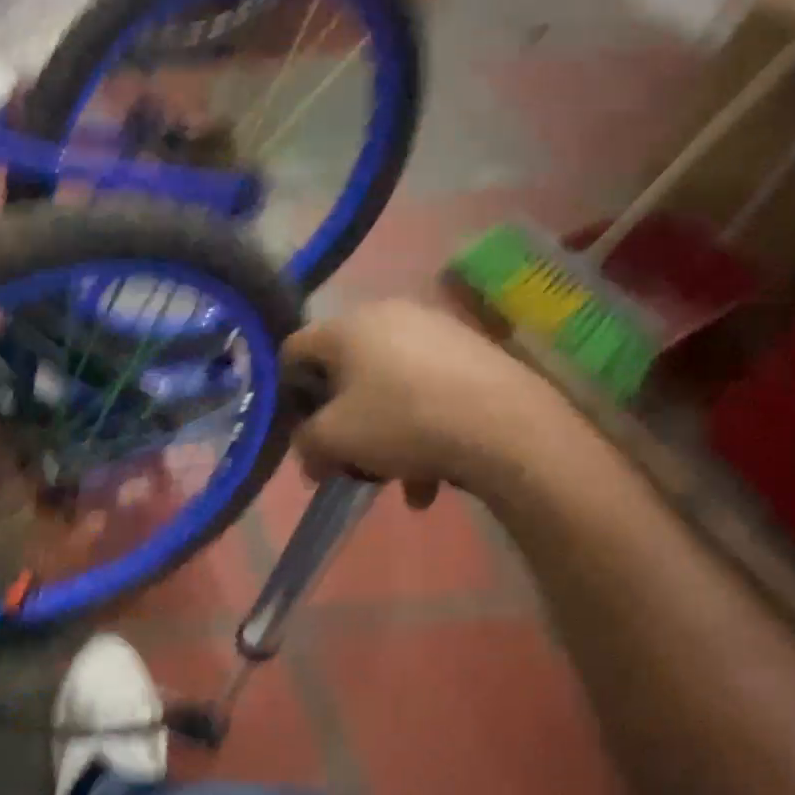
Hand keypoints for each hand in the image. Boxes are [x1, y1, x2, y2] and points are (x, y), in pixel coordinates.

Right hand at [279, 300, 570, 503]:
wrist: (508, 428)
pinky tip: (430, 478)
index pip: (292, 351)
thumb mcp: (332, 440)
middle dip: (341, 420)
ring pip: (387, 388)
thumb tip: (310, 452)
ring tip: (395, 479)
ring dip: (381, 435)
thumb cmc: (401, 422)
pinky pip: (427, 393)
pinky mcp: (473, 353)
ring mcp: (436, 331)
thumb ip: (305, 442)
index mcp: (346, 326)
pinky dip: (420, 431)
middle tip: (345, 458)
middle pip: (344, 372)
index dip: (287, 395)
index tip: (302, 432)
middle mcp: (388, 315)